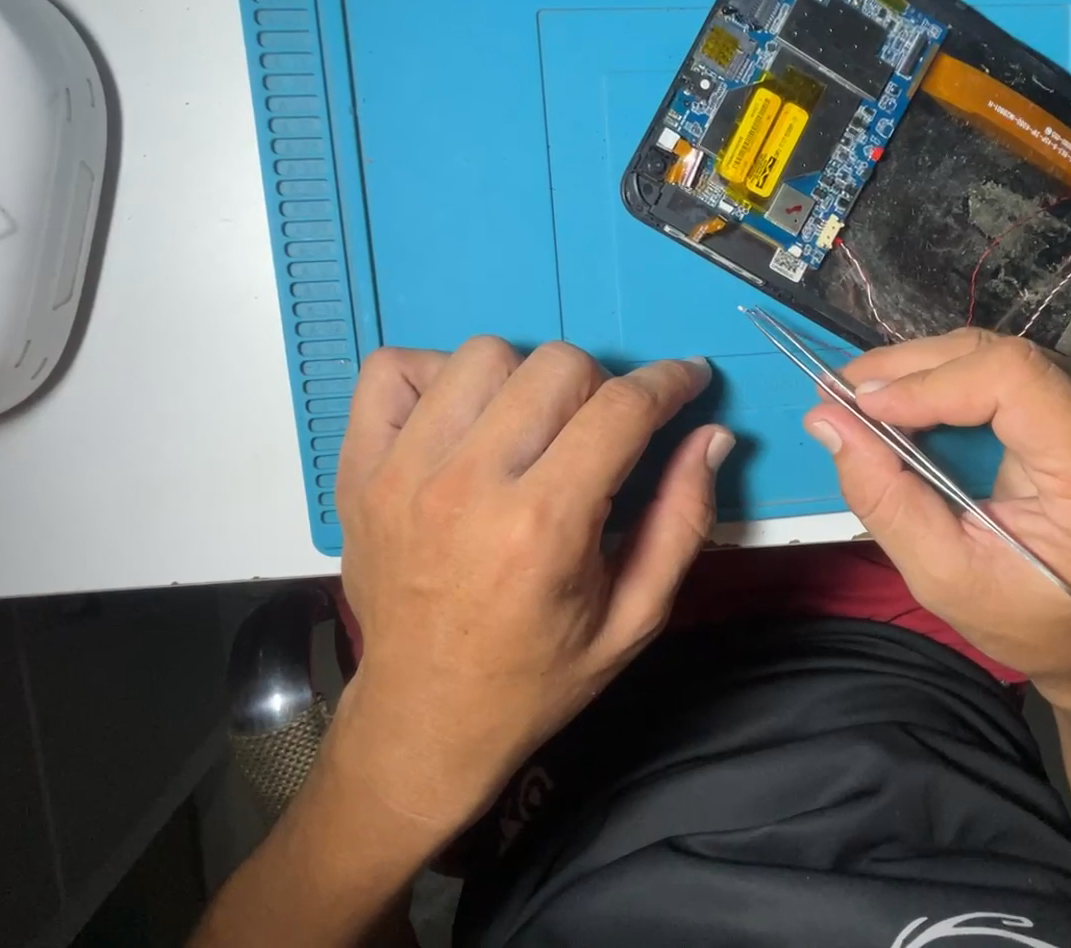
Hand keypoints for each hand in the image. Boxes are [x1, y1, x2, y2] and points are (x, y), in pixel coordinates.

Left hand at [334, 337, 734, 830]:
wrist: (425, 716)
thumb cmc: (537, 677)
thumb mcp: (634, 618)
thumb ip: (683, 521)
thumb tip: (711, 436)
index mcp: (543, 526)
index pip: (621, 408)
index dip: (669, 382)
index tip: (686, 379)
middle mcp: (467, 483)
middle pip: (557, 365)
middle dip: (603, 386)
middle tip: (604, 431)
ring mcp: (402, 470)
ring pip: (484, 354)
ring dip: (526, 379)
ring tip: (533, 430)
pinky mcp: (358, 468)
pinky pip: (393, 370)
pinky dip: (437, 377)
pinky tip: (463, 420)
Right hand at [802, 328, 1070, 688]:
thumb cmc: (1025, 617)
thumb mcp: (941, 575)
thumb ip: (883, 496)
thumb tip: (827, 418)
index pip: (1016, 382)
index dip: (929, 382)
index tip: (861, 405)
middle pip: (1006, 357)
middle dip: (912, 370)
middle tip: (844, 395)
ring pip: (1005, 352)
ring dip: (927, 370)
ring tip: (871, 401)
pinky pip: (1016, 364)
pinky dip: (954, 376)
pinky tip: (916, 401)